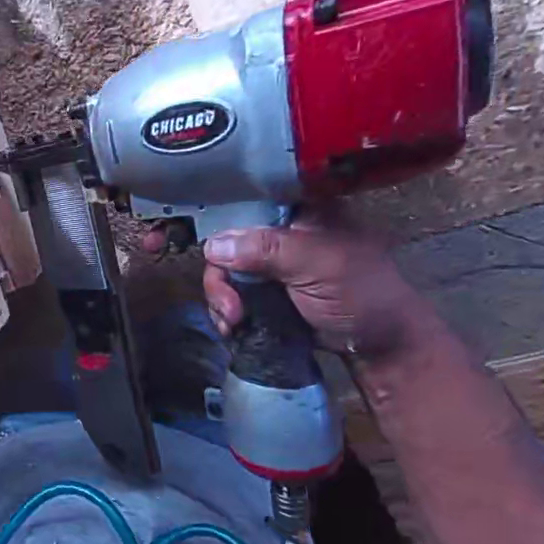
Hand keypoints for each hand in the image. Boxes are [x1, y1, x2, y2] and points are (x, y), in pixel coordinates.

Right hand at [159, 216, 433, 361]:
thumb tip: (214, 246)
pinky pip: (227, 293)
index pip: (241, 196)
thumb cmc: (363, 295)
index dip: (201, 208)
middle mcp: (277, 230)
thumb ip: (269, 250)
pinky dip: (224, 311)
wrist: (379, 347)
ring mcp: (268, 262)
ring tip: (235, 320)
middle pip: (222, 237)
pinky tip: (234, 326)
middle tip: (208, 293)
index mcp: (297, 209)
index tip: (164, 225)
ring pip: (221, 269)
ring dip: (220, 297)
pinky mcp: (261, 290)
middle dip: (213, 271)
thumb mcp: (321, 264)